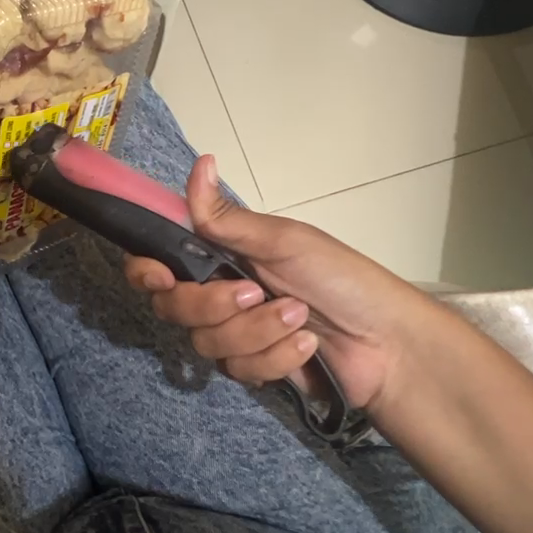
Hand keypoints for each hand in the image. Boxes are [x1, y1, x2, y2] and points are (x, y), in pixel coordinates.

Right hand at [122, 156, 461, 409]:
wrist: (387, 341)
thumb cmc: (339, 277)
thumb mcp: (283, 240)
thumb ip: (227, 217)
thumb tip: (201, 162)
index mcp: (217, 256)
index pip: (155, 263)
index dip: (145, 272)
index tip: (164, 277)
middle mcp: (215, 293)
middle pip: (172, 307)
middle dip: (213, 304)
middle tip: (255, 293)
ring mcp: (232, 333)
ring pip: (205, 341)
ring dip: (256, 331)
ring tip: (299, 320)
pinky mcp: (250, 367)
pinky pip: (237, 369)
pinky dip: (274, 357)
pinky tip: (306, 348)